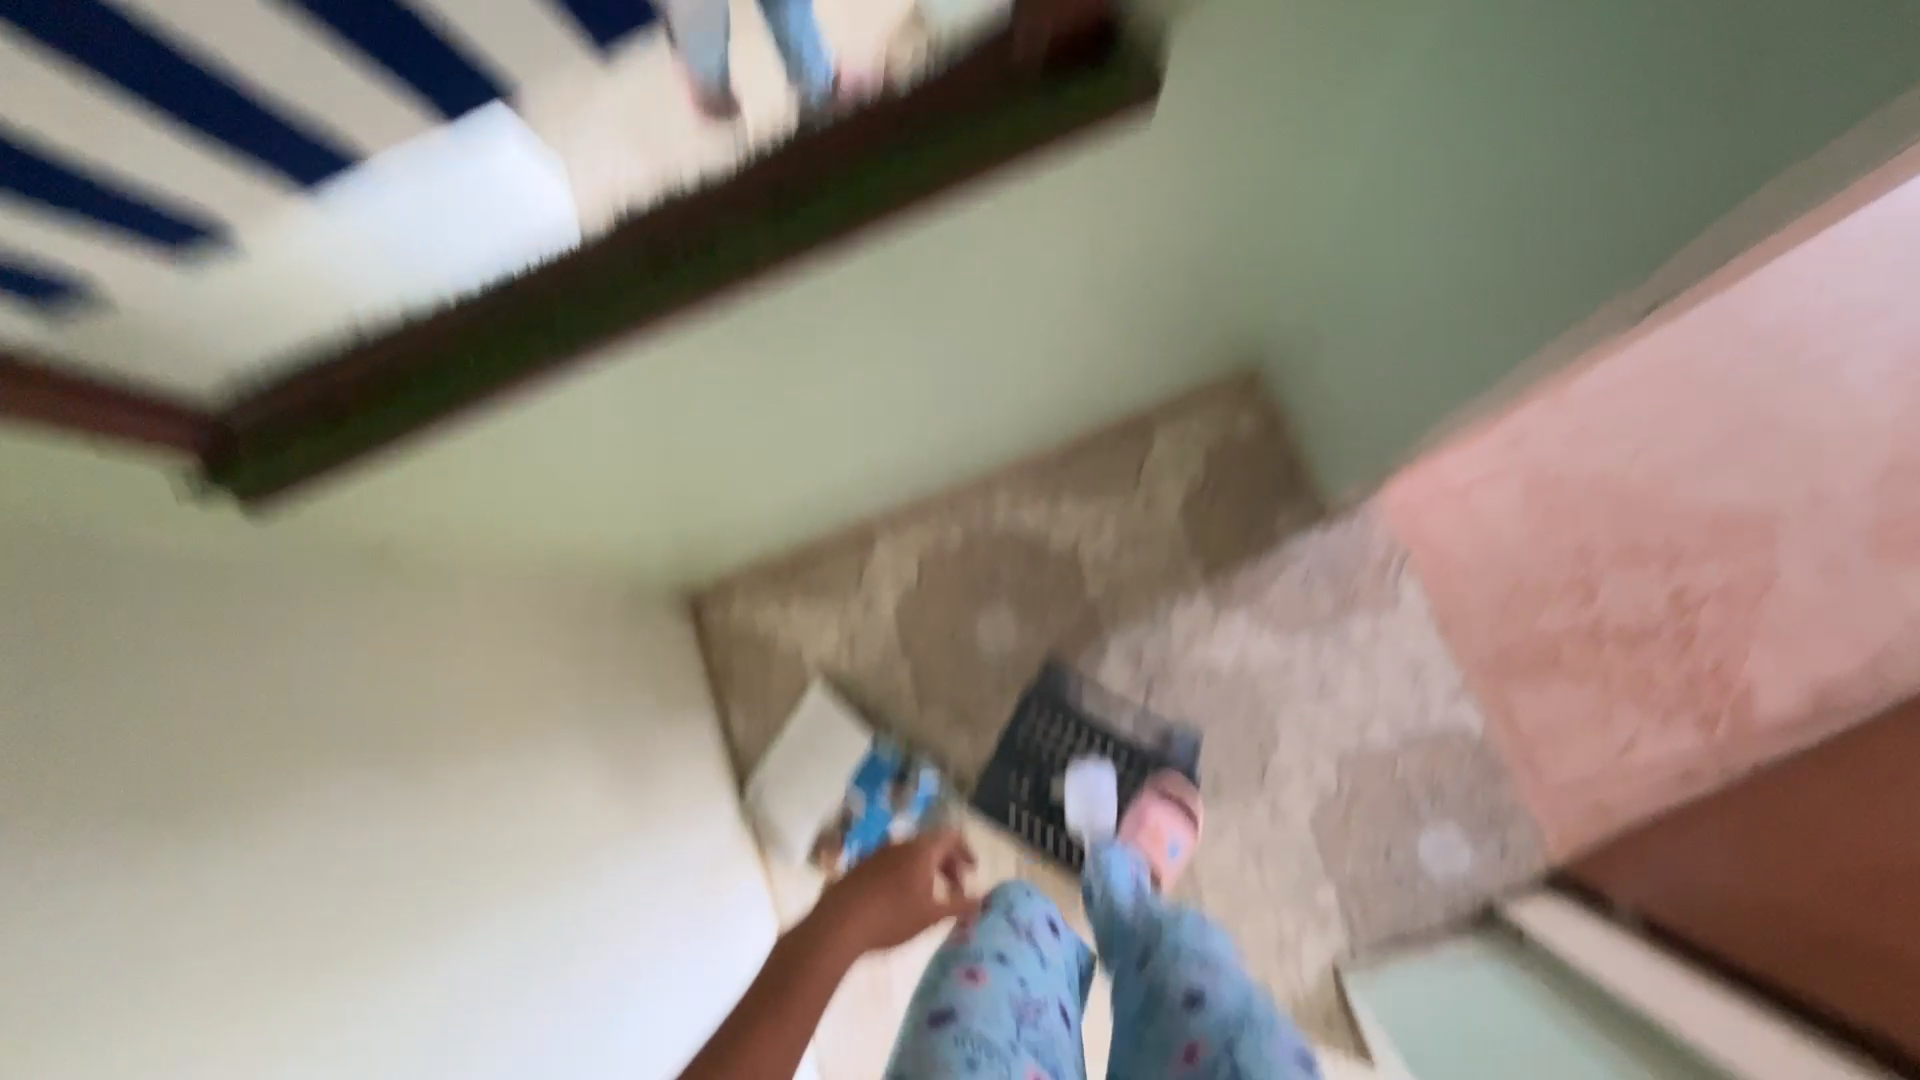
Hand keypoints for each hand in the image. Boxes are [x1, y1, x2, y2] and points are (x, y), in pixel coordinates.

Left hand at [809, 828, 979, 956]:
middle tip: (954, 891)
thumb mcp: (932, 916)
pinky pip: (891, 865)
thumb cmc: (892, 917)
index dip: (965, 850)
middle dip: (947, 865)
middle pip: (931, 845)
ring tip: (928, 900)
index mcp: (921, 850)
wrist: (838, 923)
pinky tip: (899, 903)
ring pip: (910, 855)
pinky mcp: (860, 867)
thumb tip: (983, 899)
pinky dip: (904, 877)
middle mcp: (900, 844)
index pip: (950, 835)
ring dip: (925, 872)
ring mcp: (877, 854)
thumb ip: (959, 905)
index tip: (971, 871)